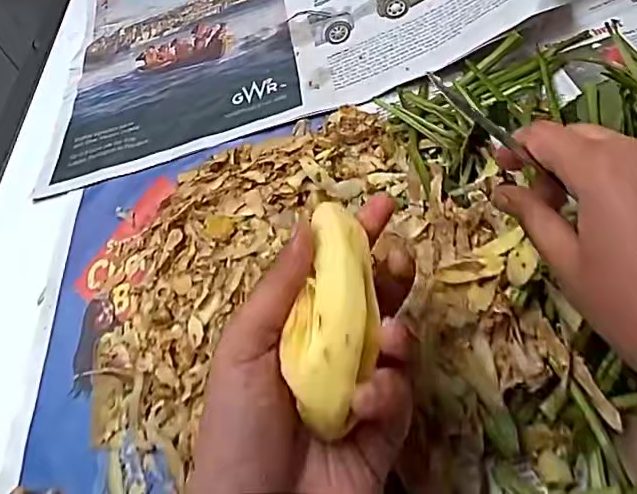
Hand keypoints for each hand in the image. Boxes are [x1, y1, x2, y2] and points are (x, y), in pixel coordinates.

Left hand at [189, 195, 416, 493]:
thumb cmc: (237, 420)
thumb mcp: (246, 342)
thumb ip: (280, 286)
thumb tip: (308, 227)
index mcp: (294, 319)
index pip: (329, 268)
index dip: (355, 236)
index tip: (380, 205)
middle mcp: (330, 345)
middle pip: (372, 297)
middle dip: (391, 271)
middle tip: (400, 255)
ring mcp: (359, 386)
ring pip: (396, 341)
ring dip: (395, 332)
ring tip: (386, 339)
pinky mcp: (384, 430)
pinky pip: (399, 397)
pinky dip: (386, 395)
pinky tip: (362, 406)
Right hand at [492, 121, 636, 493]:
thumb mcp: (574, 270)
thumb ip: (534, 217)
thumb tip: (504, 191)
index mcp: (603, 167)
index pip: (542, 134)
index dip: (515, 149)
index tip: (502, 173)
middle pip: (581, 135)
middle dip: (552, 158)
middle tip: (540, 200)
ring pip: (620, 153)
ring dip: (590, 172)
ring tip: (584, 222)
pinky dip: (628, 187)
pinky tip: (633, 236)